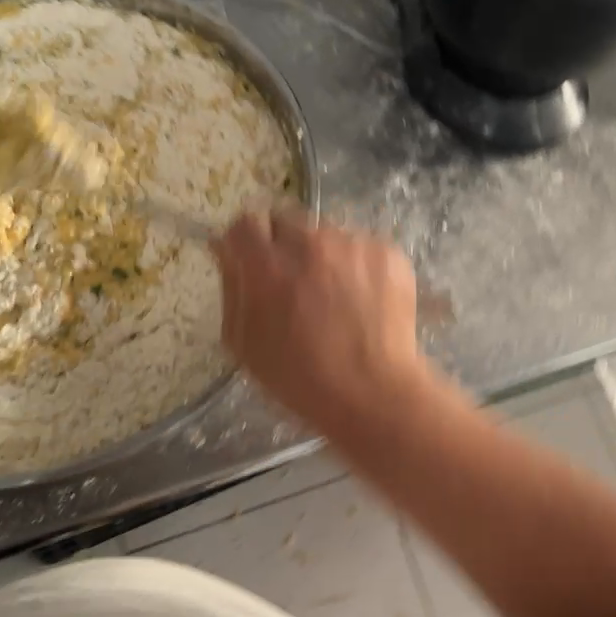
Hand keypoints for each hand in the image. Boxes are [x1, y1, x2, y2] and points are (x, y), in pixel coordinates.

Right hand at [211, 209, 430, 433]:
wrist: (374, 395)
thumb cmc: (300, 379)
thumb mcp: (244, 343)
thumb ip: (232, 287)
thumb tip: (228, 251)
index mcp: (268, 265)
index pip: (246, 223)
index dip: (247, 241)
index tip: (252, 261)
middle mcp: (310, 243)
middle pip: (287, 221)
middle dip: (284, 245)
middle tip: (294, 283)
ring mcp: (353, 243)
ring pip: (327, 235)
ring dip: (323, 256)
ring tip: (335, 298)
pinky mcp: (387, 252)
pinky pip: (362, 248)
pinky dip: (358, 267)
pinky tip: (363, 301)